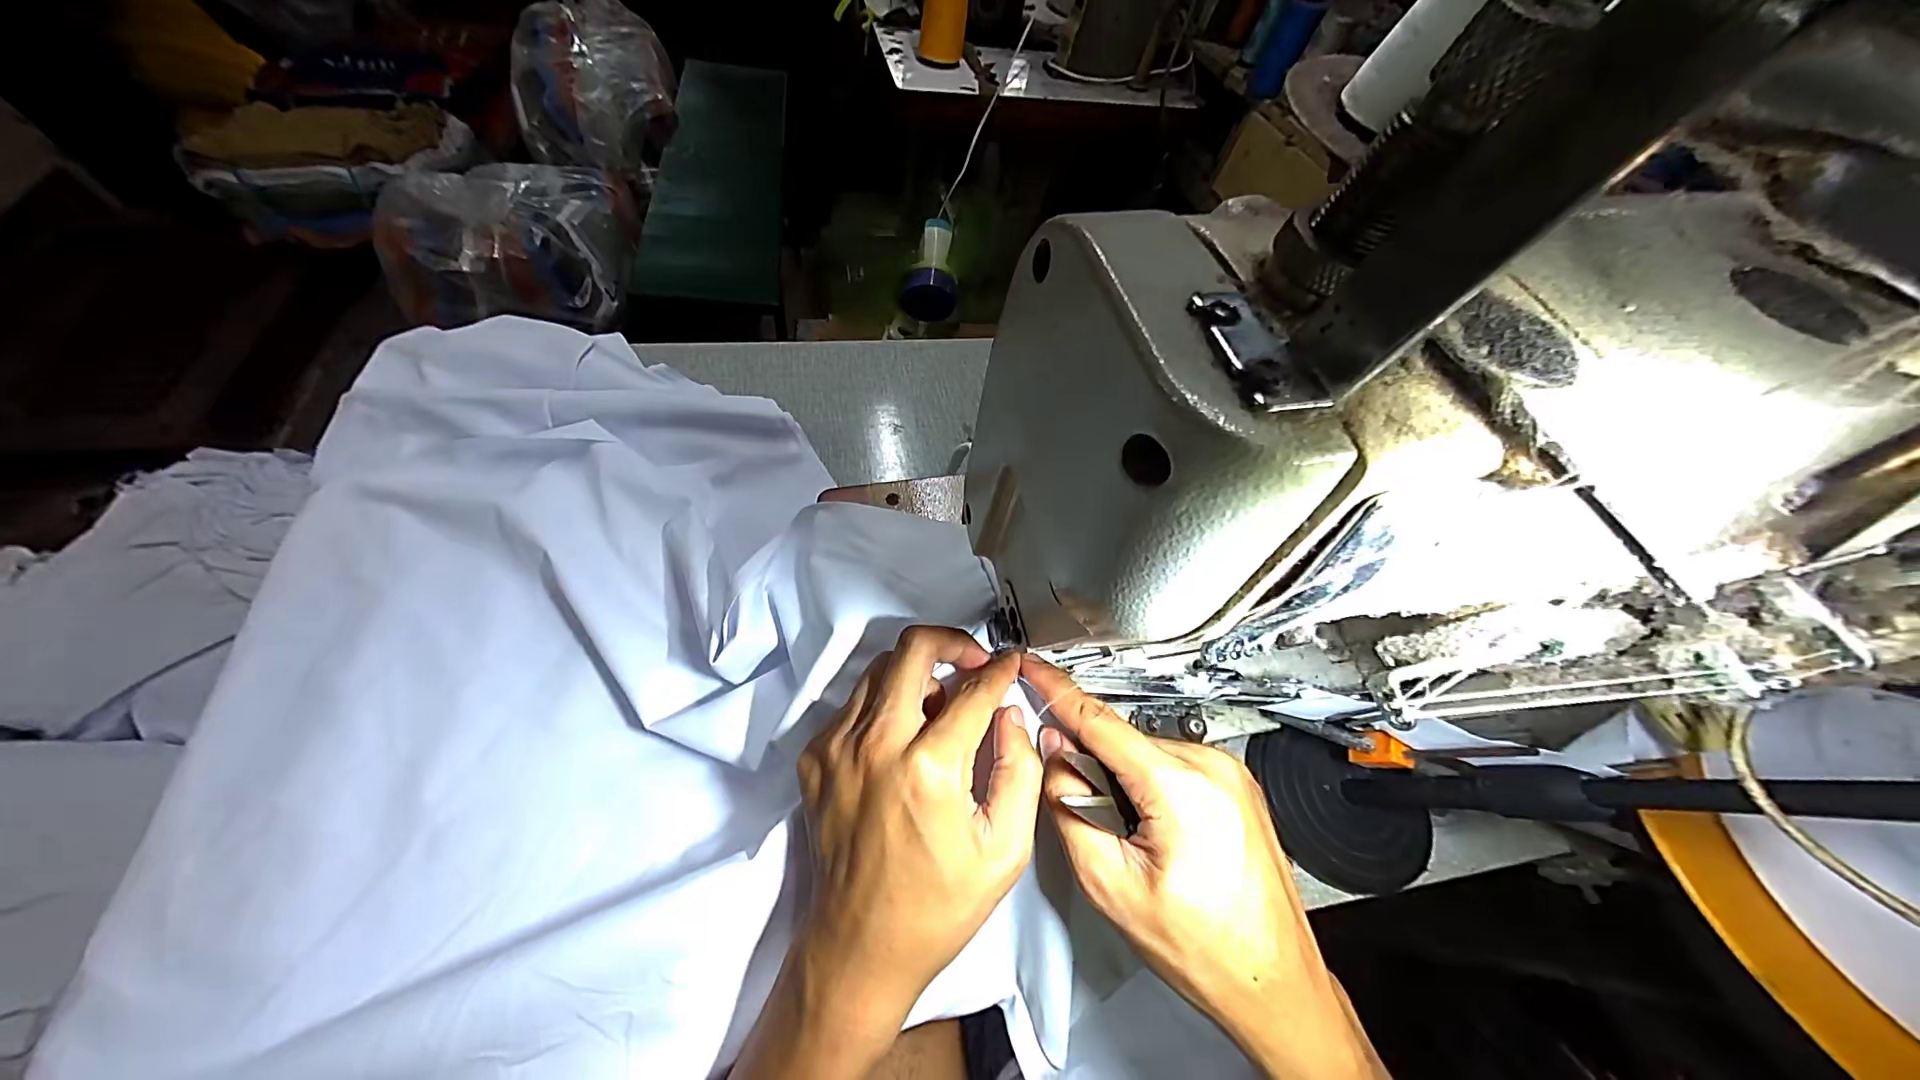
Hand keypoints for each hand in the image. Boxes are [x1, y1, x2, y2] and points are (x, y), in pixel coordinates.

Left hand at [734, 627, 1040, 1078]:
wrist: (859, 946)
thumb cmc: (936, 906)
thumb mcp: (1005, 849)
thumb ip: (1019, 768)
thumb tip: (1009, 714)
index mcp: (928, 769)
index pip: (972, 689)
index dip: (1001, 670)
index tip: (1010, 663)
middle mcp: (875, 746)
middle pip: (913, 648)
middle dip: (953, 641)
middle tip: (975, 661)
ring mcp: (837, 748)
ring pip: (881, 668)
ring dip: (918, 672)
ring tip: (942, 707)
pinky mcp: (816, 757)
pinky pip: (856, 701)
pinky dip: (886, 702)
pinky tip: (906, 737)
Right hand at [1024, 655, 1387, 1079]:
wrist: (1273, 980)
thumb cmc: (1207, 948)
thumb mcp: (1110, 883)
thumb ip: (1069, 805)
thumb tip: (1055, 754)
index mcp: (1181, 786)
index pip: (1099, 720)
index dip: (1057, 690)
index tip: (1035, 669)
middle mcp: (1212, 767)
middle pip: (1121, 738)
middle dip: (1089, 759)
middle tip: (1085, 809)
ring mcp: (1229, 772)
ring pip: (1145, 750)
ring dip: (1121, 776)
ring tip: (1134, 837)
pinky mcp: (1235, 783)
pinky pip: (1172, 762)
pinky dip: (1148, 783)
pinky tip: (1156, 831)